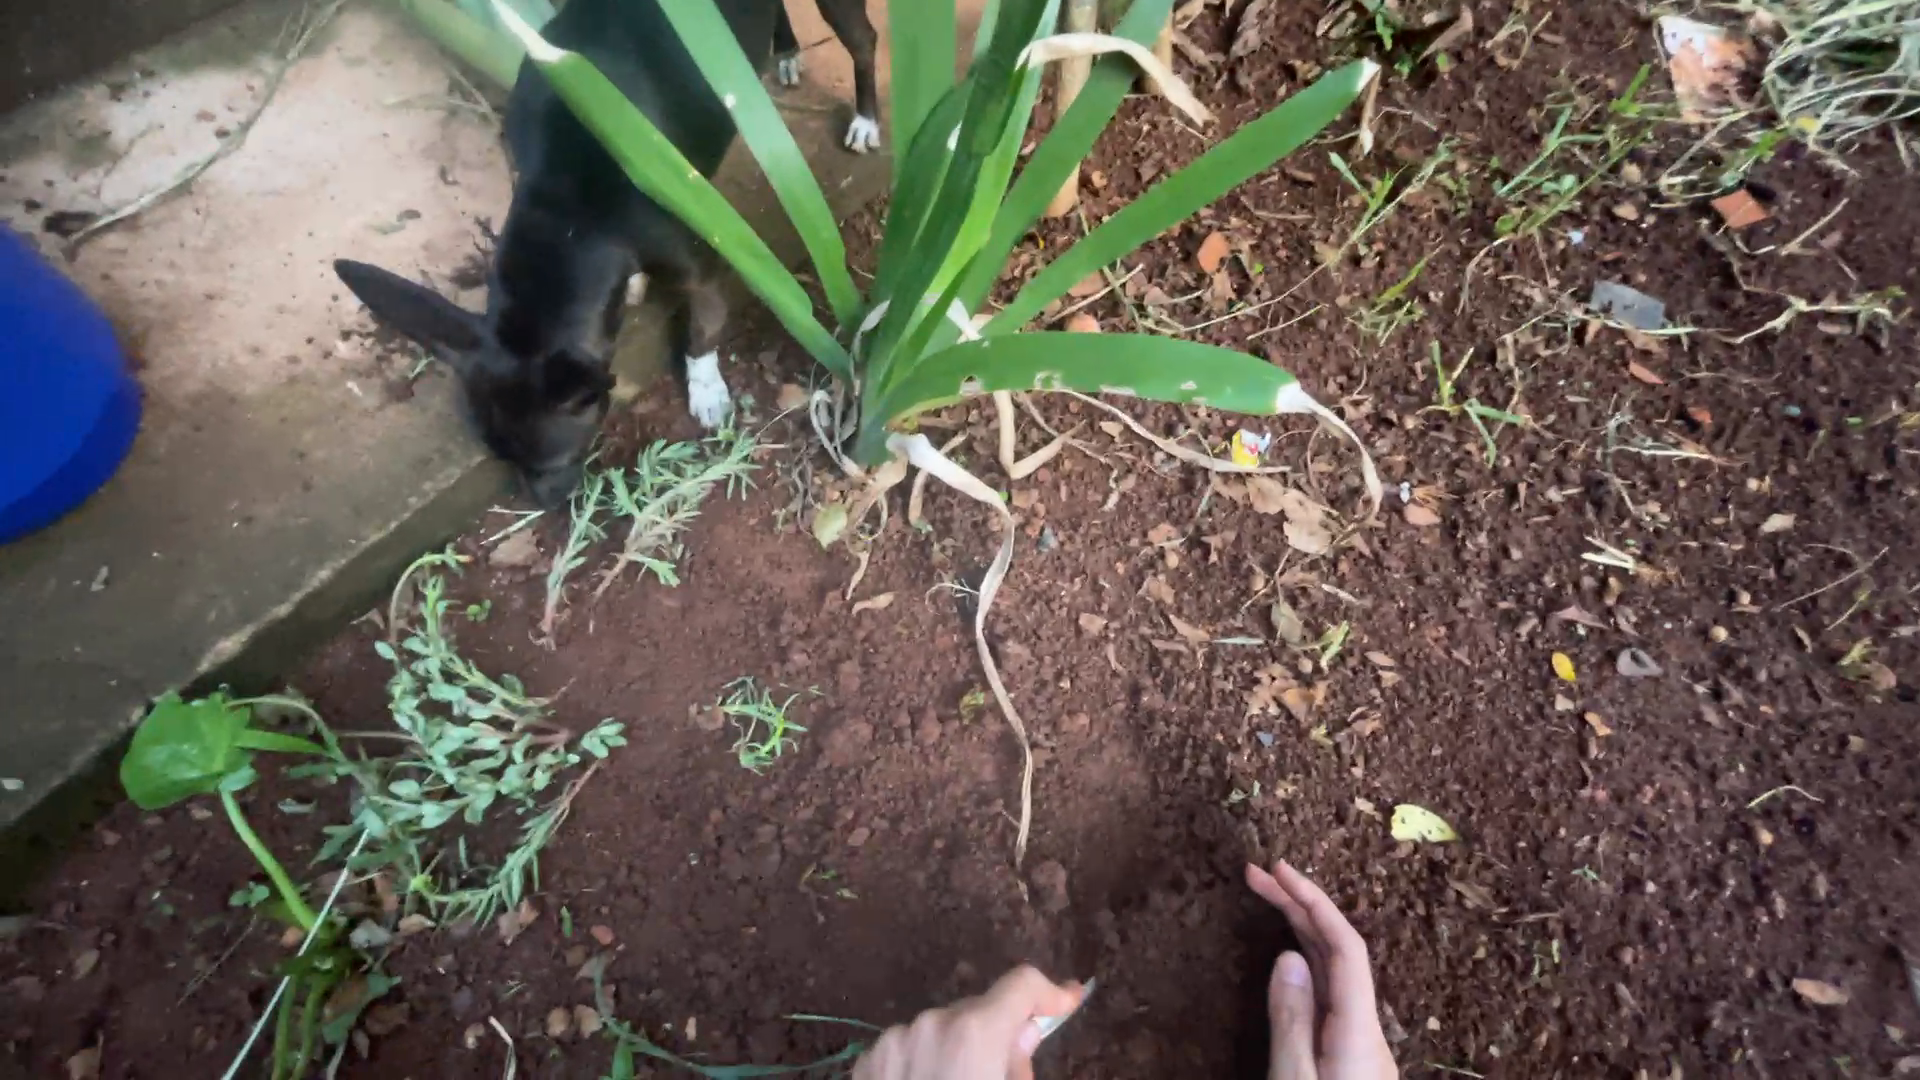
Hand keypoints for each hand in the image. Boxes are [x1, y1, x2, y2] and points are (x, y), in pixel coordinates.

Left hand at [852, 965, 1085, 1079]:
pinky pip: (909, 1050)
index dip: (1050, 993)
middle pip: (980, 1012)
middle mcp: (931, 1023)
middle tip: (1009, 1077)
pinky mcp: (865, 1065)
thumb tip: (1022, 1038)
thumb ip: (1020, 1068)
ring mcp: (893, 1042)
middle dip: (1000, 1038)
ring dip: (959, 1054)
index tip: (1068, 1003)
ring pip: (942, 1031)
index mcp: (973, 1033)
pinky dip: (924, 1067)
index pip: (1022, 984)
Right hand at [1246, 861, 1399, 1079]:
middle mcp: (1365, 1030)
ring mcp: (1359, 1043)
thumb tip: (1290, 954)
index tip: (1277, 868)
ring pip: (1333, 969)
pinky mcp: (1348, 1054)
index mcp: (1358, 1033)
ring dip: (1300, 927)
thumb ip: (1291, 1019)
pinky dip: (1304, 957)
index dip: (1314, 900)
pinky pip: (1328, 991)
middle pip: (1338, 951)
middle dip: (1299, 904)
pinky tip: (1286, 950)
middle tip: (1254, 874)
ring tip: (1264, 896)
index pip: (1344, 947)